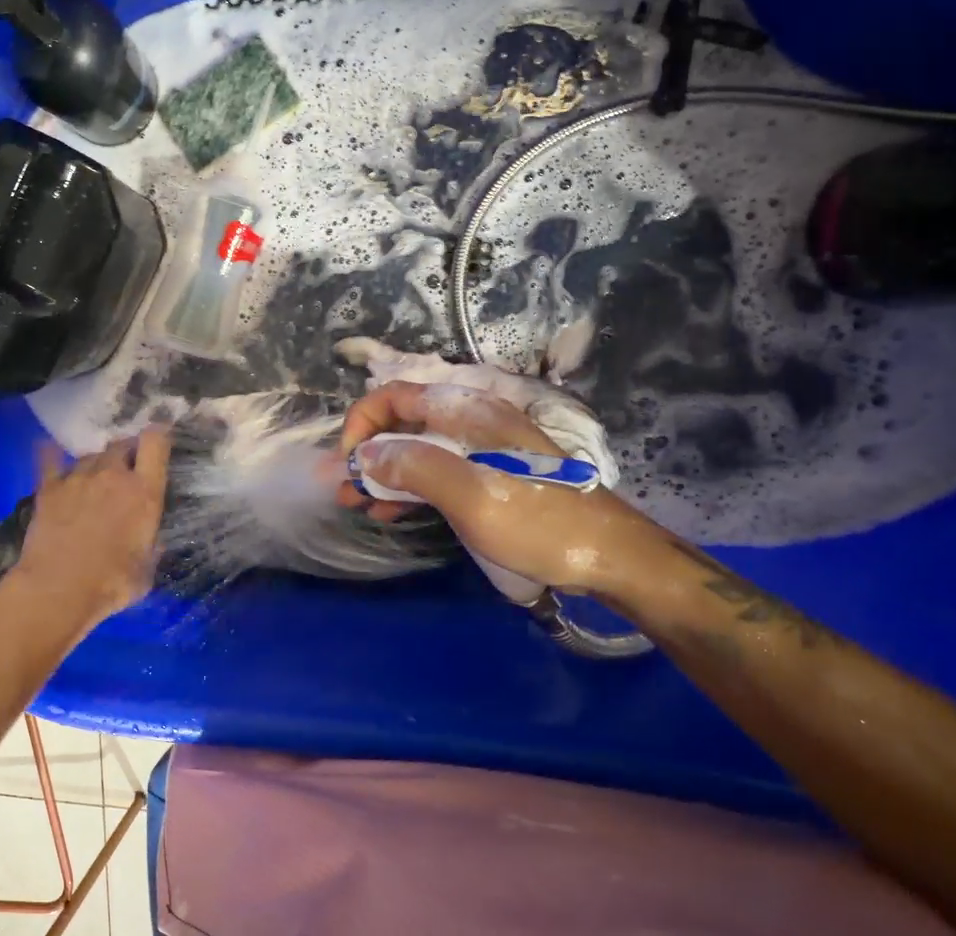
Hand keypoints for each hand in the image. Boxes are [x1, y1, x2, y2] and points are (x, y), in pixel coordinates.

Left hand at [6, 428, 170, 625]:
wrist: (58, 590)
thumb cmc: (110, 585)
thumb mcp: (146, 571)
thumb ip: (151, 547)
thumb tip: (152, 540)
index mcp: (144, 493)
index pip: (155, 443)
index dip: (157, 435)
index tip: (157, 439)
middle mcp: (113, 475)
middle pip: (121, 444)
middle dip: (125, 452)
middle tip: (124, 469)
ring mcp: (78, 477)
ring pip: (90, 455)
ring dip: (96, 463)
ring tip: (93, 478)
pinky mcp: (49, 486)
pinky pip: (50, 459)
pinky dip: (52, 454)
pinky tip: (49, 449)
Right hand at [337, 381, 660, 590]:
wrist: (611, 558)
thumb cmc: (541, 524)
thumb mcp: (474, 496)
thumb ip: (416, 467)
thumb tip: (364, 455)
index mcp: (470, 414)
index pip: (396, 396)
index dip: (362, 423)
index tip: (347, 463)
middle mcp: (472, 422)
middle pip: (402, 422)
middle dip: (366, 451)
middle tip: (344, 490)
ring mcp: (482, 450)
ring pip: (415, 449)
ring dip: (381, 472)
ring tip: (357, 504)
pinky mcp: (489, 476)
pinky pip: (434, 471)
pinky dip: (406, 486)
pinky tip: (389, 510)